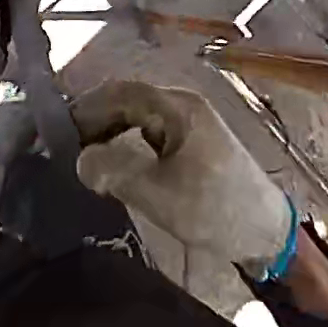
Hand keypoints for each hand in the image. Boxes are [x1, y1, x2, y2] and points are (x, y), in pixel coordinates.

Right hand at [71, 81, 294, 277]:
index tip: (58, 130)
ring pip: (136, 113)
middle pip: (127, 99)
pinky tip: (111, 156)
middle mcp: (181, 104)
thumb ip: (114, 172)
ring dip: (108, 127)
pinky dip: (124, 137)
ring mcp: (188, 120)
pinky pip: (148, 127)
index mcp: (176, 107)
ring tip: (81, 149)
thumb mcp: (159, 194)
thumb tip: (80, 159)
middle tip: (63, 141)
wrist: (269, 234)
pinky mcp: (191, 139)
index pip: (120, 92)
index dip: (87, 108)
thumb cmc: (216, 210)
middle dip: (94, 117)